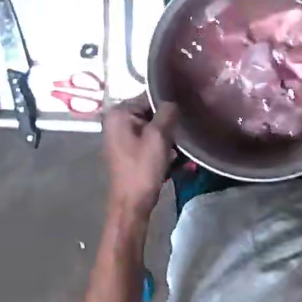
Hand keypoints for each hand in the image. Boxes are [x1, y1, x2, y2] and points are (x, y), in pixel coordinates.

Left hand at [101, 96, 177, 223]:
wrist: (132, 204)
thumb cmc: (143, 168)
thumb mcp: (159, 136)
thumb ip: (167, 112)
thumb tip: (173, 102)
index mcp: (119, 113)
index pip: (150, 98)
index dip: (168, 107)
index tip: (185, 116)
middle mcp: (116, 121)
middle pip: (151, 113)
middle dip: (169, 125)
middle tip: (184, 135)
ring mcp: (120, 136)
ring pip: (153, 128)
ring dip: (168, 138)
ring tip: (181, 149)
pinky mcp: (128, 150)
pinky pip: (149, 141)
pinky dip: (162, 148)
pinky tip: (175, 158)